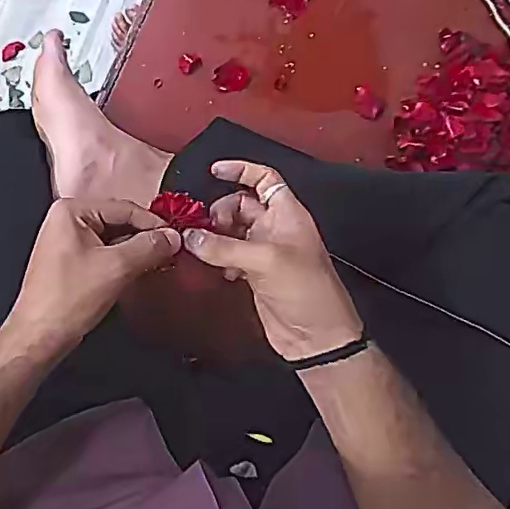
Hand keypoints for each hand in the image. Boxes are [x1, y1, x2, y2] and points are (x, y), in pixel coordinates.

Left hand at [5, 198, 180, 351]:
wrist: (39, 338)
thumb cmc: (69, 299)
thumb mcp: (116, 267)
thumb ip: (149, 247)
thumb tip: (174, 236)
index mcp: (71, 211)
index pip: (124, 208)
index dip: (153, 223)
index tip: (177, 237)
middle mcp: (67, 220)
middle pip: (119, 222)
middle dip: (146, 237)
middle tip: (172, 250)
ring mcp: (67, 240)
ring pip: (114, 238)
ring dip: (137, 250)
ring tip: (161, 261)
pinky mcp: (71, 261)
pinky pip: (105, 252)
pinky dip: (124, 260)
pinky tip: (142, 270)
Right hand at [179, 161, 363, 360]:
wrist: (317, 338)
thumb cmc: (308, 291)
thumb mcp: (266, 261)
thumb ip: (225, 247)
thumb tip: (192, 237)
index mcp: (287, 214)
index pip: (264, 178)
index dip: (241, 170)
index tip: (215, 171)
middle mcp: (275, 228)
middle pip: (240, 205)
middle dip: (220, 212)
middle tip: (205, 228)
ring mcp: (264, 251)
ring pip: (231, 231)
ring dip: (214, 237)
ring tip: (203, 248)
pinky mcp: (254, 273)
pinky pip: (228, 255)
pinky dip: (217, 257)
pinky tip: (214, 269)